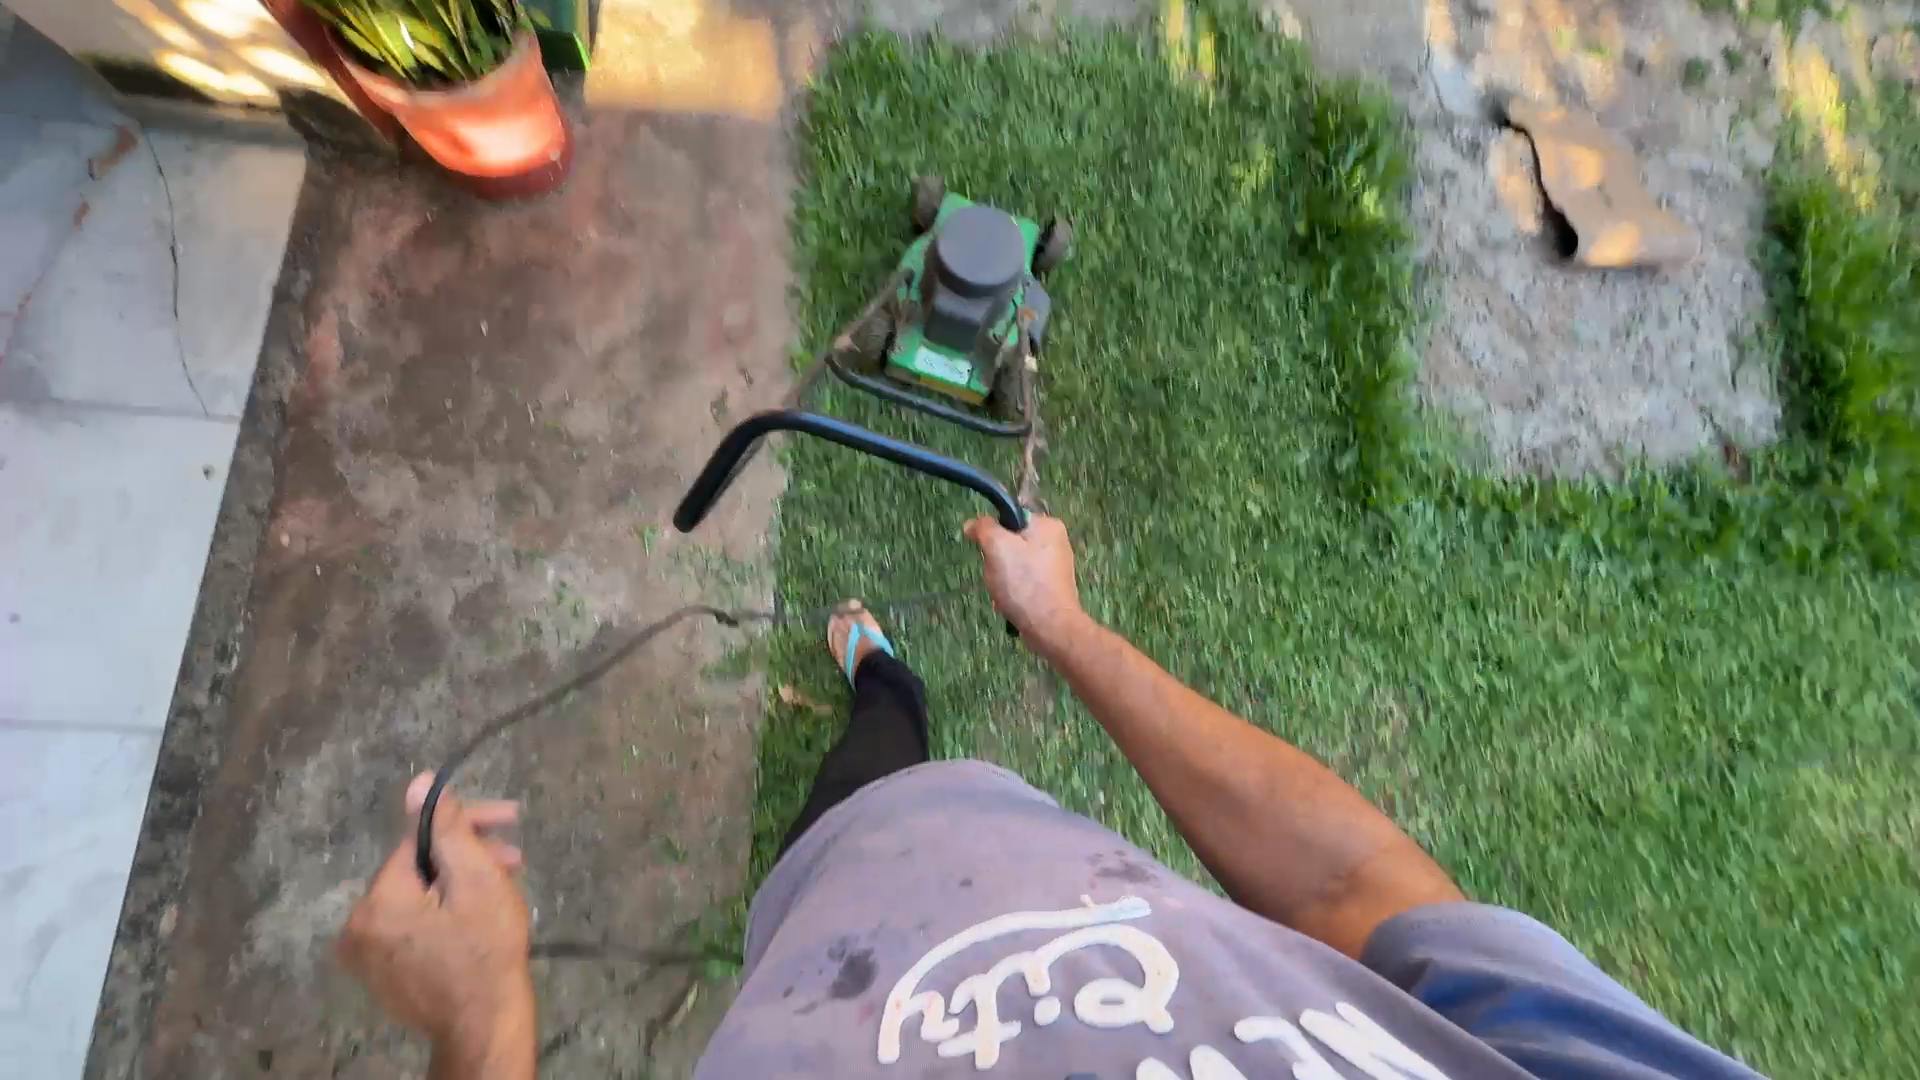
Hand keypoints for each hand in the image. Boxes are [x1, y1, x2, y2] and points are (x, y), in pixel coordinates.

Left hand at [338, 774, 534, 1076]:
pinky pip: (412, 919)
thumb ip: (447, 830)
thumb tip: (419, 783)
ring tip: (503, 883)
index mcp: (377, 900)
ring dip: (459, 879)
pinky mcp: (379, 972)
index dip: (468, 823)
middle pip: (418, 866)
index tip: (511, 818)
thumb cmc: (487, 946)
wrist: (483, 1020)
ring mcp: (363, 954)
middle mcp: (356, 926)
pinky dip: (443, 906)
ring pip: (417, 892)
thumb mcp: (478, 879)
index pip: (421, 838)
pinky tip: (476, 910)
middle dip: (467, 853)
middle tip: (514, 857)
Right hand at [963, 513, 1087, 646]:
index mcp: (1048, 525)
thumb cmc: (1024, 582)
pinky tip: (1010, 603)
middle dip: (997, 560)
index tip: (987, 550)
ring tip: (1003, 593)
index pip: (1010, 518)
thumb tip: (972, 525)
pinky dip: (1013, 590)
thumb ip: (983, 528)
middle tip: (997, 574)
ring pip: (1015, 564)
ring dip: (1002, 578)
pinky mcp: (1052, 587)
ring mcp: (1055, 566)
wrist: (1049, 626)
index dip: (993, 533)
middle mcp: (1056, 541)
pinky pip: (1024, 581)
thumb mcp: (996, 546)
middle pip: (1011, 542)